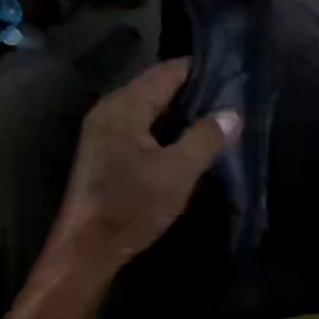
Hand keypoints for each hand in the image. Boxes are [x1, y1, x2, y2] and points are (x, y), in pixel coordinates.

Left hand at [41, 59, 240, 274]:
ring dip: (177, 109)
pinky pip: (138, 123)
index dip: (199, 70)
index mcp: (125, 105)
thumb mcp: (177, 173)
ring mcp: (102, 129)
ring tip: (213, 115)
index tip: (231, 73)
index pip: (167, 71)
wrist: (86, 248)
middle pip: (155, 85)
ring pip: (147, 105)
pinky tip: (183, 139)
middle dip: (190, 89)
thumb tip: (232, 113)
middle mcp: (109, 108)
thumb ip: (205, 138)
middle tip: (227, 95)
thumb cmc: (131, 206)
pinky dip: (162, 125)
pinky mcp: (102, 149)